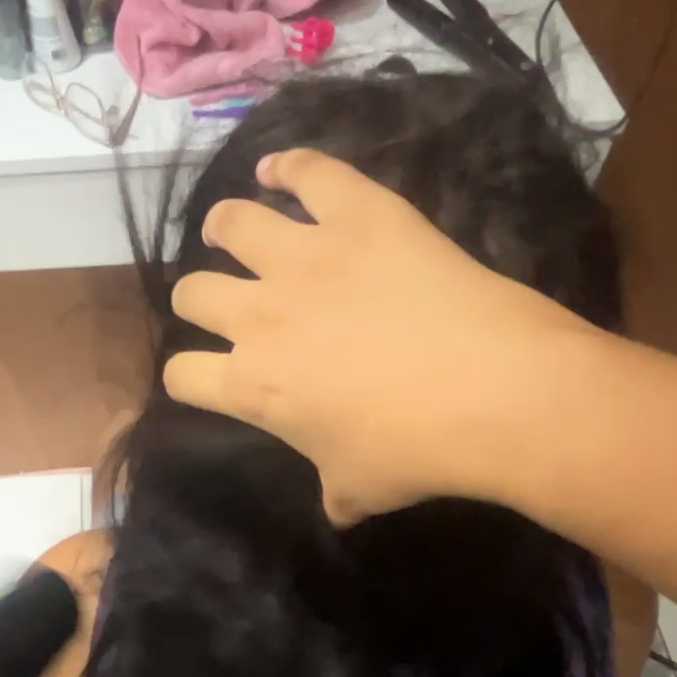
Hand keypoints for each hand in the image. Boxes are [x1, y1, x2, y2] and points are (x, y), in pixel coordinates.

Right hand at [164, 149, 619, 522]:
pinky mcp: (359, 214)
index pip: (183, 376)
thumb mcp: (359, 490)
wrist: (493, 391)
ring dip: (220, 227)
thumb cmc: (416, 451)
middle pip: (194, 294)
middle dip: (198, 301)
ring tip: (227, 230)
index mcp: (254, 387)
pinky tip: (278, 170)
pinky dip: (287, 166)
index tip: (204, 376)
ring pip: (230, 223)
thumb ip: (333, 495)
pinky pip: (307, 172)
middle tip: (220, 302)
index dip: (186, 378)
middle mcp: (261, 316)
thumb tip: (337, 510)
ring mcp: (306, 256)